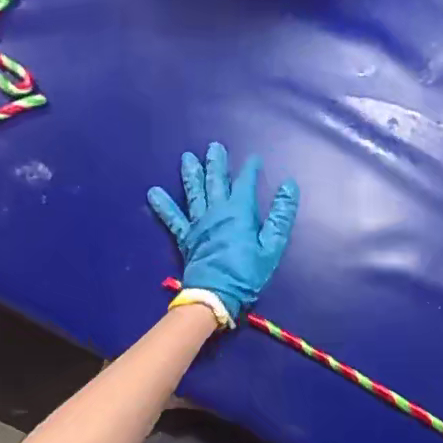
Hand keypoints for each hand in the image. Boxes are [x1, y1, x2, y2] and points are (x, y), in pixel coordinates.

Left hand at [147, 142, 298, 325]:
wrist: (215, 295)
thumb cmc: (246, 274)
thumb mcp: (271, 247)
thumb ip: (280, 216)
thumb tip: (289, 186)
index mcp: (239, 212)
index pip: (245, 183)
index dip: (250, 169)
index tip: (254, 158)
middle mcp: (216, 212)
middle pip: (215, 182)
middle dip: (216, 163)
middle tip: (214, 147)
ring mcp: (198, 224)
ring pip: (194, 193)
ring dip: (191, 175)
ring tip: (187, 158)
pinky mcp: (185, 238)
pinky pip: (172, 219)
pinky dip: (163, 206)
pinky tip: (153, 193)